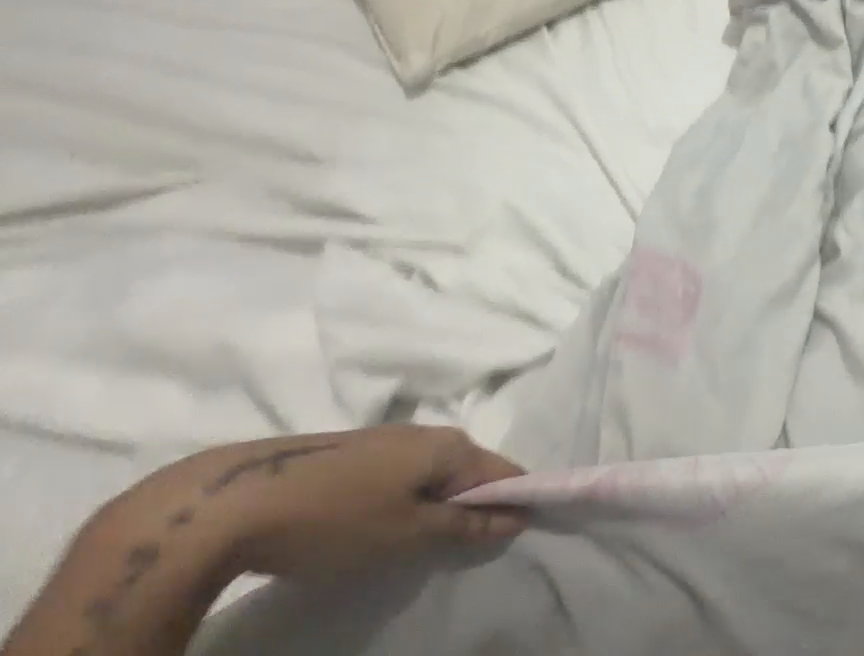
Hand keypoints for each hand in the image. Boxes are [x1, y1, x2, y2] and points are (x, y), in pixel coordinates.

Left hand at [104, 426, 527, 579]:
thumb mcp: (408, 534)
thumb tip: (517, 517)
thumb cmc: (334, 521)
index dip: (517, 504)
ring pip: (433, 473)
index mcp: (451, 446)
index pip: (508, 472)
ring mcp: (386, 439)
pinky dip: (405, 500)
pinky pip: (401, 475)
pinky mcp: (351, 452)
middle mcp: (427, 432)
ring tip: (418, 543)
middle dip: (475, 506)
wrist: (227, 505)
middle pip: (471, 470)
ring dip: (437, 505)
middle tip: (461, 550)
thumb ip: (467, 526)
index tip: (512, 538)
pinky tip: (380, 526)